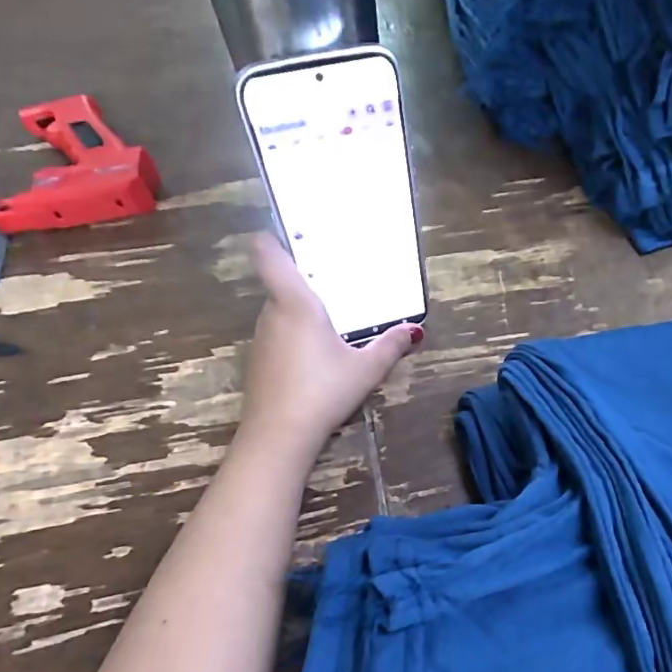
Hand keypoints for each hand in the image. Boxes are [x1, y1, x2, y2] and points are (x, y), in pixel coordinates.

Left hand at [239, 233, 421, 450]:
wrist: (279, 435)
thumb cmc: (324, 391)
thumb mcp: (366, 369)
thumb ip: (390, 346)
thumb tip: (414, 331)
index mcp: (296, 303)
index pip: (269, 256)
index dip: (272, 240)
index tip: (286, 236)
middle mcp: (272, 314)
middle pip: (281, 287)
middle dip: (305, 287)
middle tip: (336, 291)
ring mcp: (260, 339)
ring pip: (279, 314)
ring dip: (300, 317)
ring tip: (331, 328)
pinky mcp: (257, 363)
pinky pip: (277, 337)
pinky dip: (293, 340)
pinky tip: (314, 362)